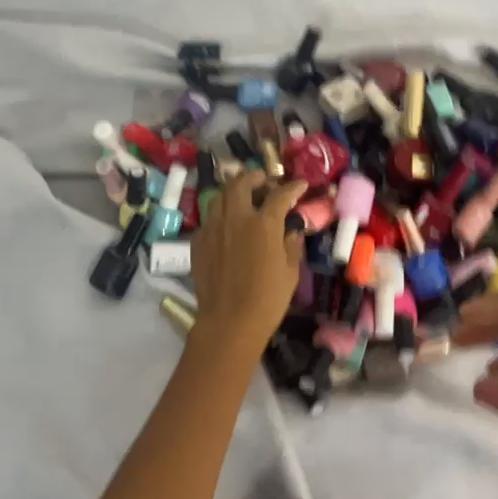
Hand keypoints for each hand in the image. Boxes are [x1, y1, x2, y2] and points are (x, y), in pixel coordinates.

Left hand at [190, 171, 307, 347]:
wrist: (229, 322)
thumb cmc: (267, 300)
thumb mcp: (290, 272)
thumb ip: (291, 246)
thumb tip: (292, 232)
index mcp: (263, 224)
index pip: (280, 195)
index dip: (292, 187)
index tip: (299, 185)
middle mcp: (236, 218)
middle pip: (241, 183)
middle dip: (253, 177)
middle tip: (263, 180)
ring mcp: (213, 228)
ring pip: (219, 197)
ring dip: (233, 191)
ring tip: (242, 197)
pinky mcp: (198, 242)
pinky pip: (209, 219)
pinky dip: (220, 215)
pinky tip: (226, 225)